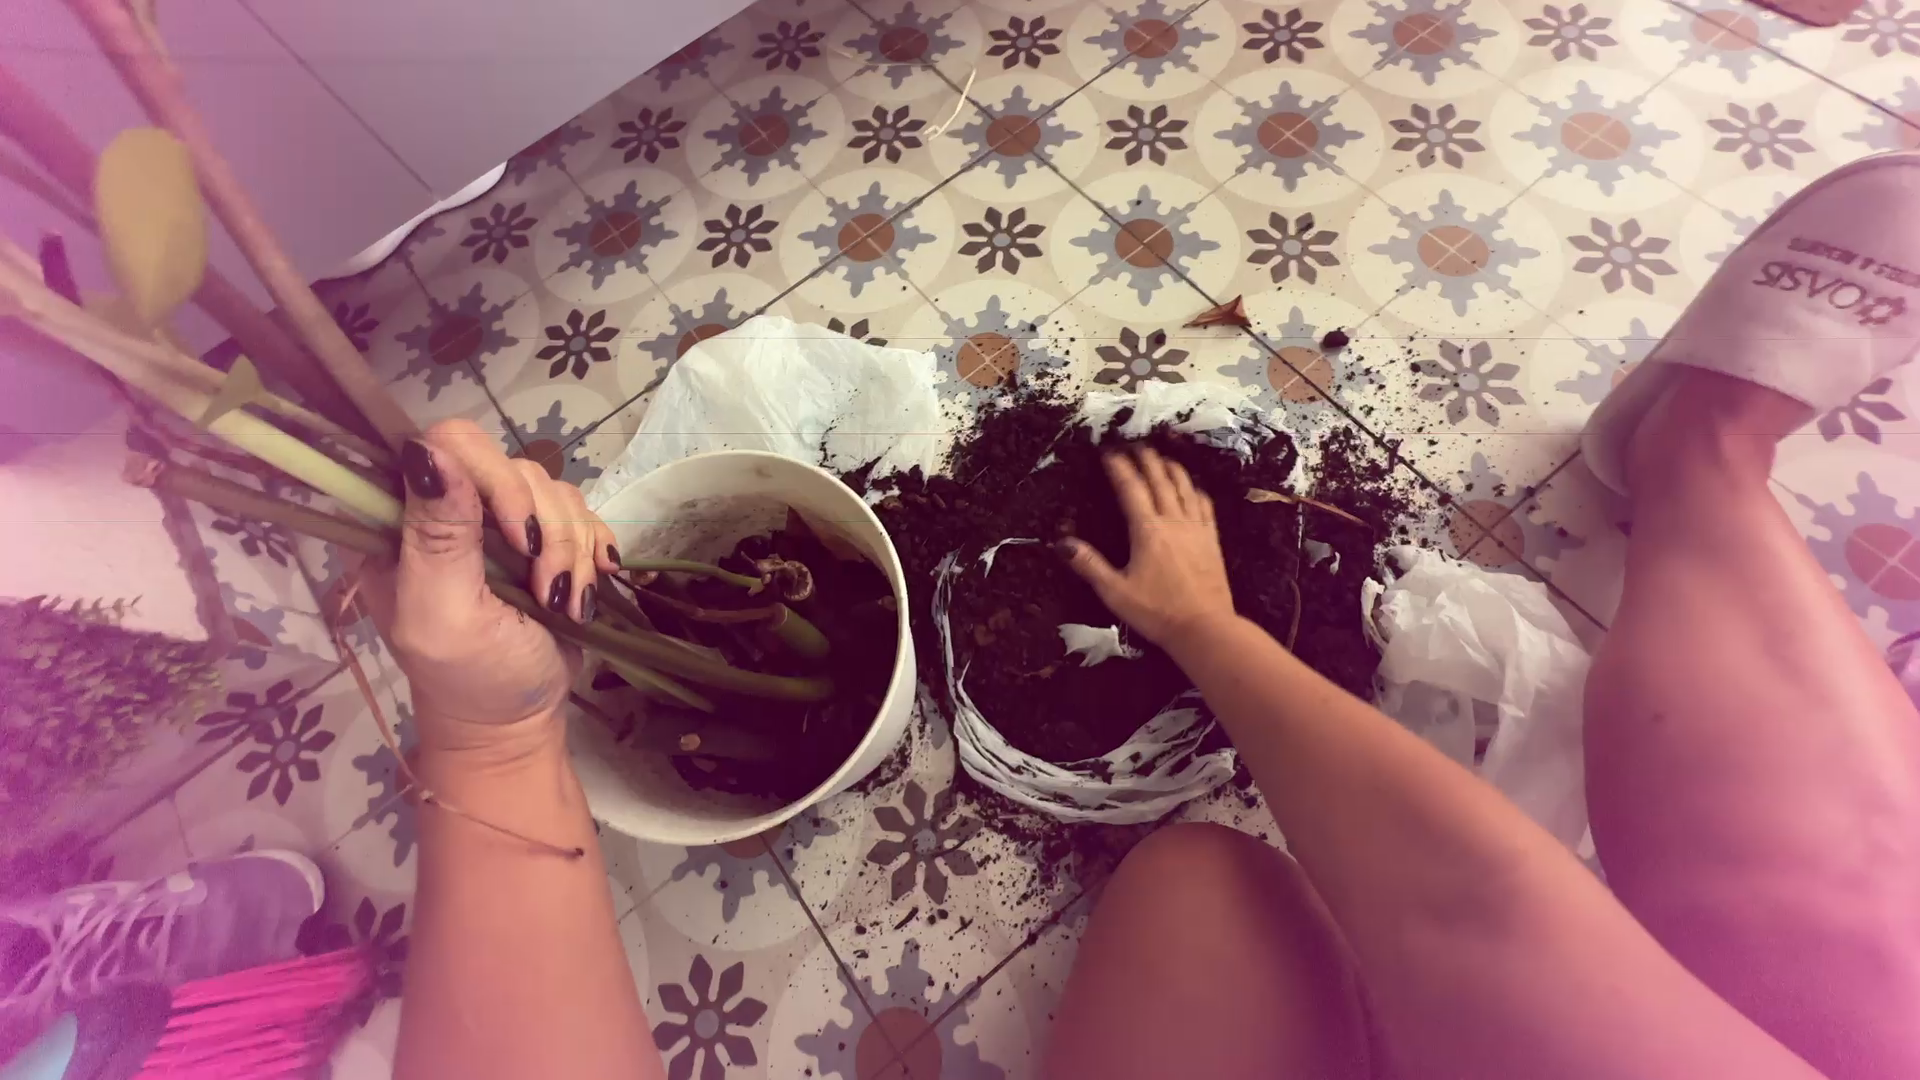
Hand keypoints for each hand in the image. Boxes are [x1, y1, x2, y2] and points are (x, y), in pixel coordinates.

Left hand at [358, 420, 621, 753]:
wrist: (521, 718)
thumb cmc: (473, 678)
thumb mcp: (445, 615)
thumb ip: (437, 538)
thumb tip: (428, 451)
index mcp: (406, 524)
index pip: (453, 447)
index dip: (497, 482)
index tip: (520, 540)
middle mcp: (456, 513)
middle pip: (520, 470)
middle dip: (550, 531)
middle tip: (548, 587)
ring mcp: (506, 527)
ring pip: (560, 495)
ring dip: (575, 551)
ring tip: (566, 601)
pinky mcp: (550, 541)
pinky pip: (588, 516)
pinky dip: (597, 550)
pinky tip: (593, 583)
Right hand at [1058, 447, 1236, 646]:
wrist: (1205, 628)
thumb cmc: (1156, 611)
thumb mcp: (1115, 592)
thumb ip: (1089, 565)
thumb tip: (1062, 543)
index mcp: (1147, 530)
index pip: (1131, 488)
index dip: (1118, 467)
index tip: (1108, 452)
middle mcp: (1173, 521)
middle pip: (1159, 479)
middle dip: (1145, 458)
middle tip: (1134, 443)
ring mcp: (1196, 528)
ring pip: (1184, 486)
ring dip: (1170, 467)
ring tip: (1160, 456)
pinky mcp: (1211, 539)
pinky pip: (1204, 504)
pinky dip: (1194, 489)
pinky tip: (1191, 487)